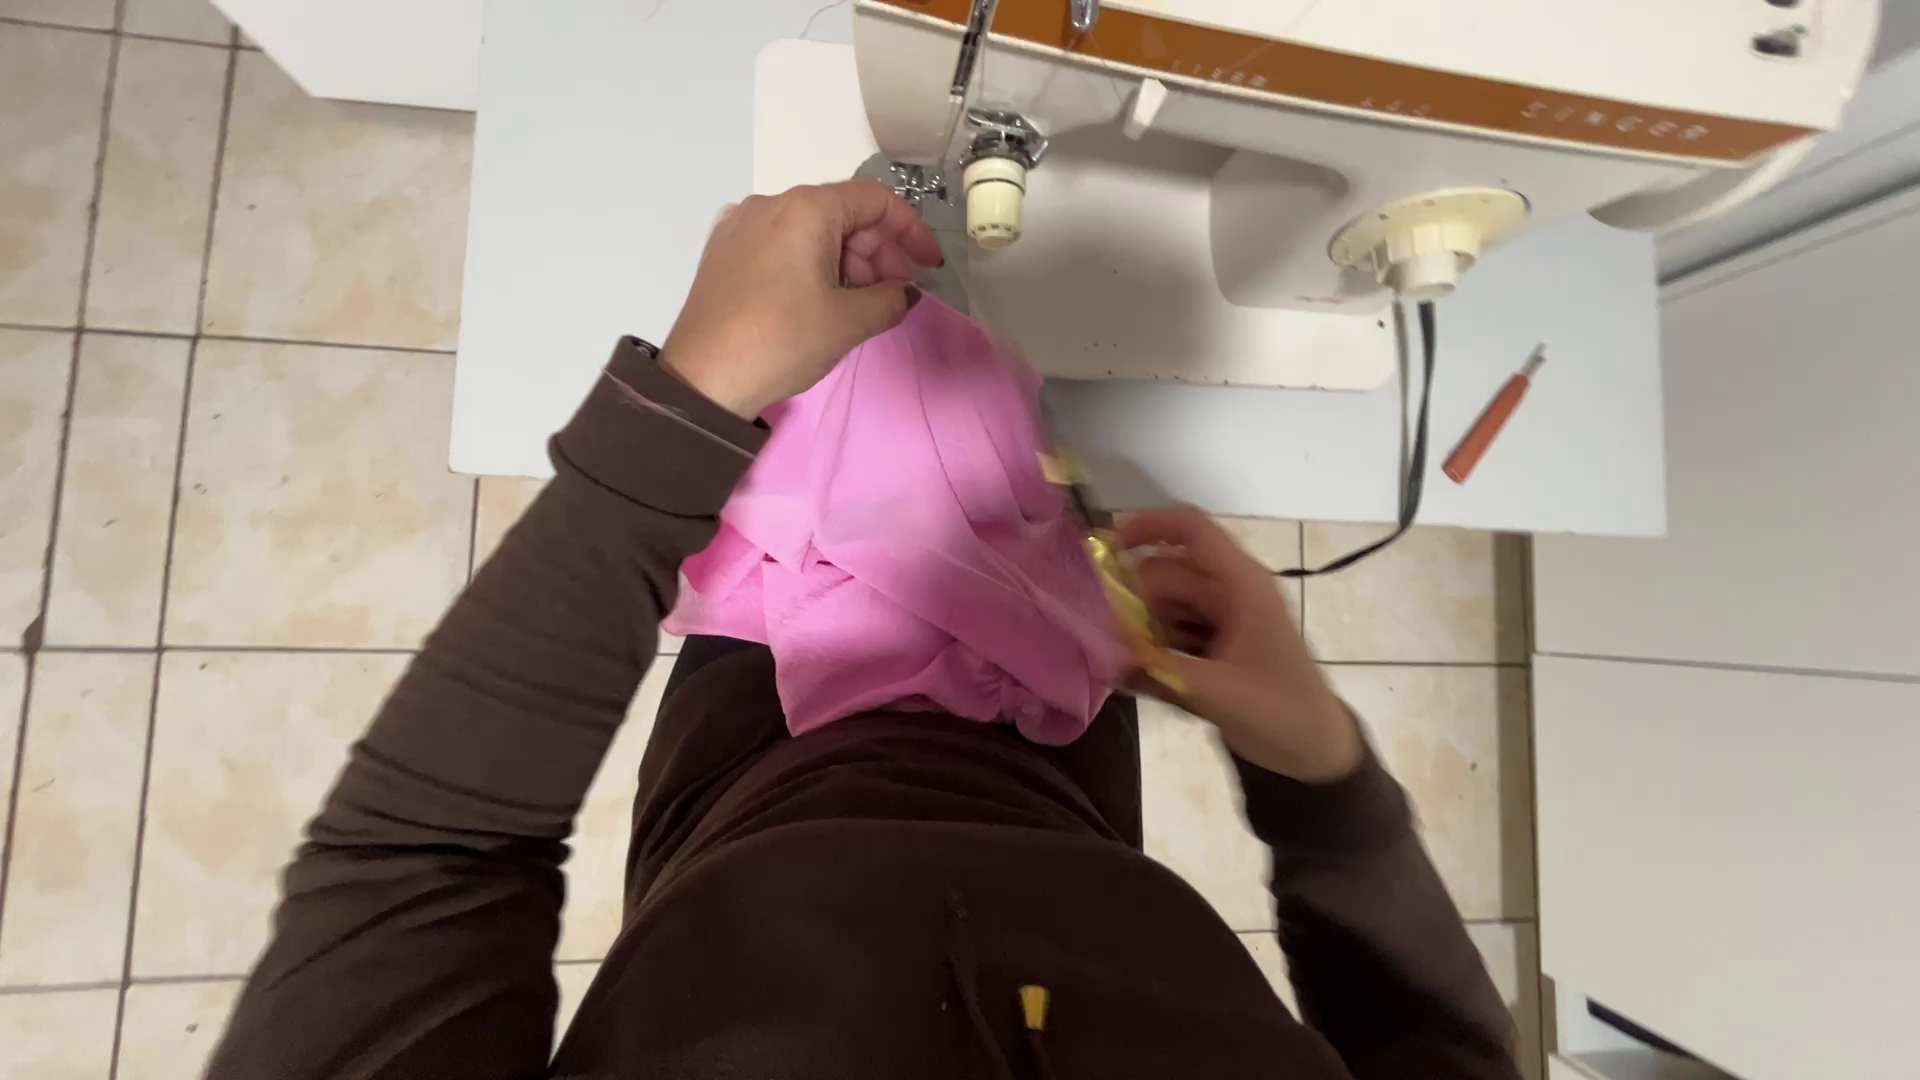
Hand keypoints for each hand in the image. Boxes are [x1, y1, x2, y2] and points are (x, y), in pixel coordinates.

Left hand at [660, 180, 944, 418]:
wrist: (704, 378)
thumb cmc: (782, 341)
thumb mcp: (849, 322)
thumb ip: (890, 300)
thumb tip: (903, 292)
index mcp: (805, 208)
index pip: (876, 201)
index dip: (912, 232)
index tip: (930, 266)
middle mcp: (770, 204)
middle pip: (843, 214)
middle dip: (879, 253)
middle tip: (895, 296)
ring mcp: (742, 226)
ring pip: (813, 232)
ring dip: (849, 263)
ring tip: (861, 306)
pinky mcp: (726, 253)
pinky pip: (784, 247)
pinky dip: (815, 267)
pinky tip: (822, 302)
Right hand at [1120, 507, 1362, 782]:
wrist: (1314, 753)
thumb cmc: (1280, 714)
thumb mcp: (1217, 691)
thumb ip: (1156, 669)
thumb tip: (1100, 650)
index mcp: (1241, 584)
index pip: (1191, 529)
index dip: (1148, 525)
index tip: (1106, 547)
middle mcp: (1228, 591)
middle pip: (1164, 572)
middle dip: (1135, 601)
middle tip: (1117, 641)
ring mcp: (1220, 616)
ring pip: (1162, 602)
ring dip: (1143, 628)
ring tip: (1135, 666)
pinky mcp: (1211, 641)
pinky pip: (1168, 628)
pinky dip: (1152, 645)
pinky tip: (1145, 675)